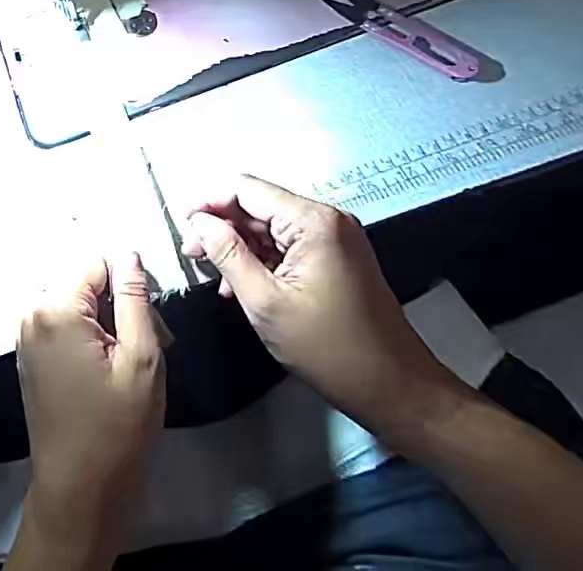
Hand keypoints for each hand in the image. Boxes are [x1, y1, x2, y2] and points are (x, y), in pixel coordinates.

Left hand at [15, 255, 166, 550]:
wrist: (78, 491)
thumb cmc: (116, 428)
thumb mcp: (141, 360)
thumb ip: (134, 300)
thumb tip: (129, 257)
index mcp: (54, 309)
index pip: (96, 267)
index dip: (127, 288)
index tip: (146, 325)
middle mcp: (31, 314)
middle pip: (82, 286)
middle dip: (114, 308)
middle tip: (140, 350)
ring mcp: (25, 336)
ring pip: (73, 308)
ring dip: (102, 327)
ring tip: (123, 366)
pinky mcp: (28, 357)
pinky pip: (61, 328)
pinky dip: (84, 341)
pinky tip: (103, 373)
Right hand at [181, 176, 469, 437]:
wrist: (398, 392)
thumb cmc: (330, 350)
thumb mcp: (265, 302)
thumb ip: (227, 254)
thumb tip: (198, 221)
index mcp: (313, 221)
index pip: (246, 189)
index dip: (209, 204)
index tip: (184, 228)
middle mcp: (325, 219)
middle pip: (257, 205)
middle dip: (222, 227)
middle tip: (193, 255)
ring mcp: (333, 237)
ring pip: (267, 226)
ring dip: (238, 246)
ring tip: (214, 274)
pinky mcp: (335, 256)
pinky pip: (285, 244)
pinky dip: (259, 258)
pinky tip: (239, 283)